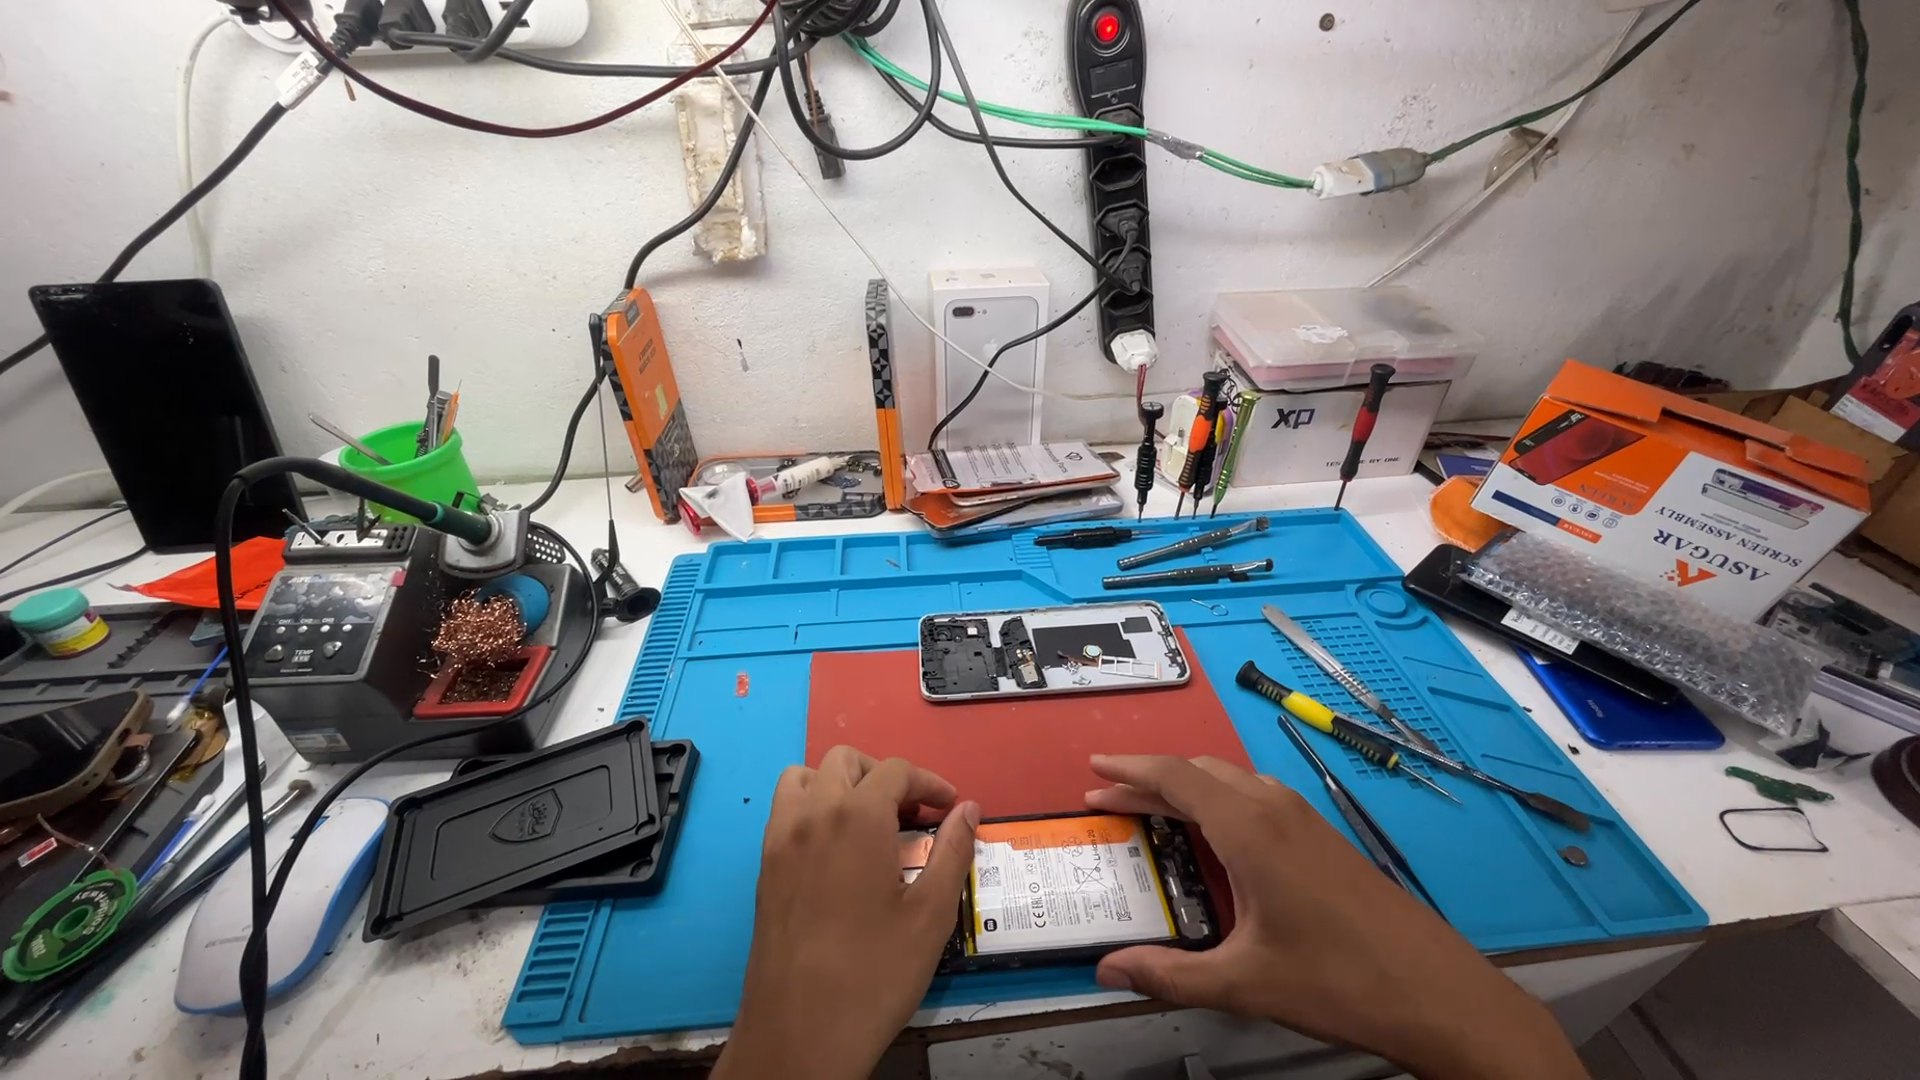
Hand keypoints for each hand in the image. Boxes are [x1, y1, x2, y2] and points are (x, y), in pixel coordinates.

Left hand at [713, 747, 978, 1079]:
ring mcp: (781, 837)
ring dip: (841, 783)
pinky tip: (835, 848)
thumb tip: (969, 809)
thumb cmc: (874, 974)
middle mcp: (813, 812)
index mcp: (857, 816)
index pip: (896, 770)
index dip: (929, 782)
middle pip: (847, 760)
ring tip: (869, 821)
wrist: (798, 1035)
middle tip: (912, 814)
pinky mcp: (764, 865)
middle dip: (885, 775)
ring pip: (807, 776)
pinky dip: (811, 805)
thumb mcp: (931, 915)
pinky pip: (785, 808)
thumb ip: (953, 851)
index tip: (949, 808)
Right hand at [1086, 755, 1584, 1079]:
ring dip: (1184, 785)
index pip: (1175, 777)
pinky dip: (1216, 797)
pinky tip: (1214, 829)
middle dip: (1148, 778)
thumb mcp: (1244, 983)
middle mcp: (1273, 807)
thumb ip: (1169, 974)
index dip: (1129, 769)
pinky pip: (1253, 793)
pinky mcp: (1320, 832)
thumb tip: (1105, 972)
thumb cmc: (1338, 981)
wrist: (1442, 994)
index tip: (1094, 765)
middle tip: (1108, 794)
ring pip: (1228, 778)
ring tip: (1150, 808)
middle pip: (1198, 771)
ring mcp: (1302, 816)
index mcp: (1249, 828)